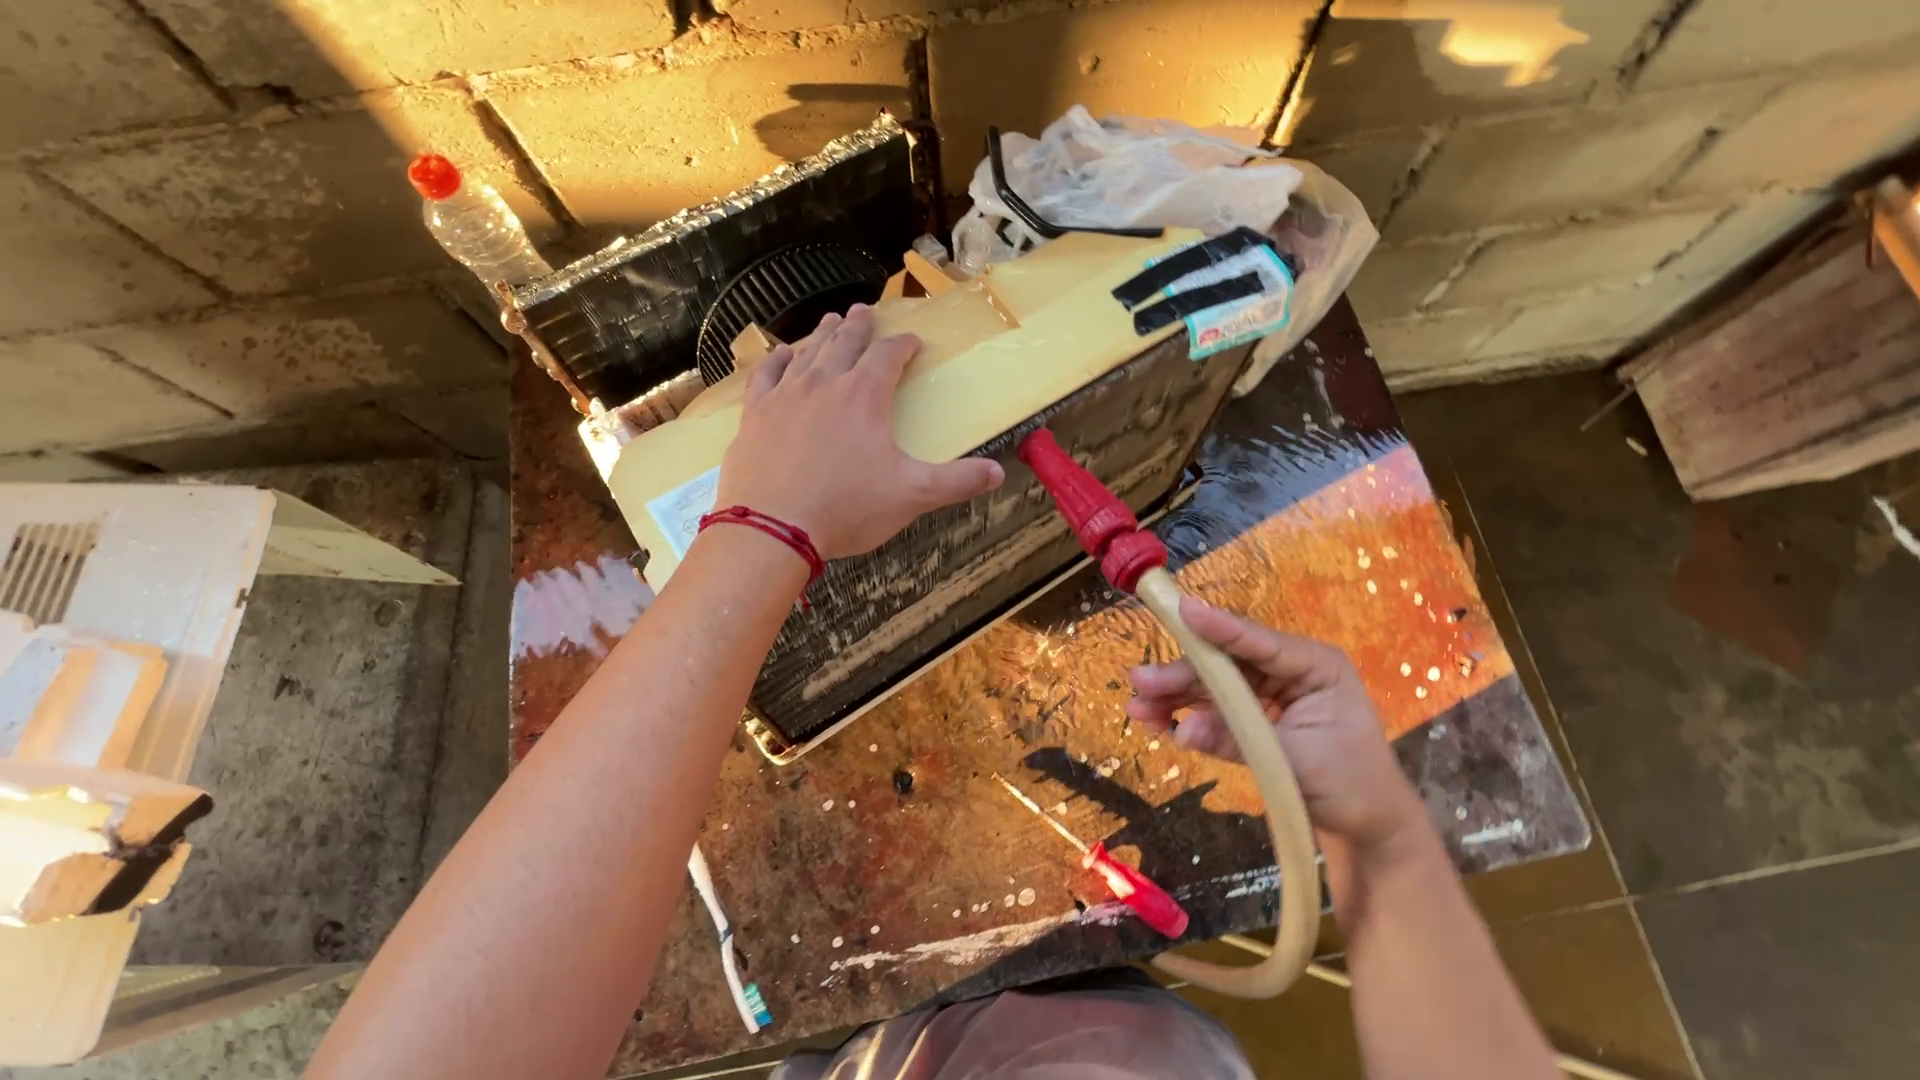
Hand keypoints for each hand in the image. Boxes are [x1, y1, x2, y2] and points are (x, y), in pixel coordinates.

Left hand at [715, 305, 1005, 559]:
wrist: (772, 528)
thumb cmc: (846, 509)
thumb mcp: (911, 496)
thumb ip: (956, 481)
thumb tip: (998, 473)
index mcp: (865, 395)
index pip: (889, 356)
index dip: (903, 346)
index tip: (912, 342)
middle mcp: (825, 383)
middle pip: (845, 342)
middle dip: (858, 325)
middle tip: (863, 310)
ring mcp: (785, 395)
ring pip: (807, 352)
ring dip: (821, 335)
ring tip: (829, 321)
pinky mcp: (756, 414)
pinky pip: (766, 374)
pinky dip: (777, 359)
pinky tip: (781, 354)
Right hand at [1127, 597, 1425, 853]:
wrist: (1370, 829)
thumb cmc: (1351, 786)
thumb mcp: (1295, 761)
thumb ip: (1236, 741)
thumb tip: (1181, 731)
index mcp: (1315, 667)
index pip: (1260, 643)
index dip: (1218, 628)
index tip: (1183, 610)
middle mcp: (1289, 672)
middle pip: (1227, 664)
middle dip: (1183, 674)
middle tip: (1140, 681)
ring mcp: (1270, 694)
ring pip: (1215, 686)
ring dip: (1176, 696)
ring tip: (1138, 708)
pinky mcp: (1255, 717)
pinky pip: (1215, 710)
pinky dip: (1187, 715)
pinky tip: (1157, 722)